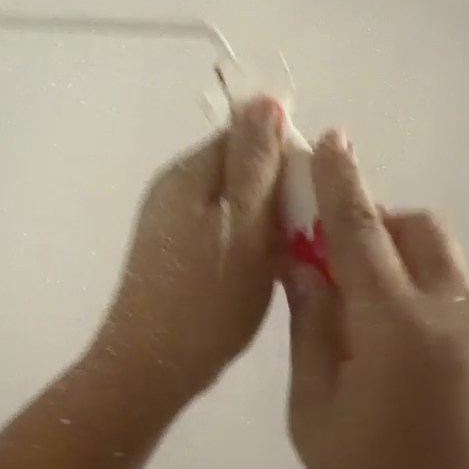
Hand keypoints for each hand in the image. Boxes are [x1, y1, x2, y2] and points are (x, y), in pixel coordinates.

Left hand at [93, 96, 286, 401]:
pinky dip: (250, 246)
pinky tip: (269, 273)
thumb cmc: (205, 300)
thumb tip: (265, 100)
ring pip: (236, 205)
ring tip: (299, 254)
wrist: (150, 368)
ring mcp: (170, 225)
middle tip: (315, 230)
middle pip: (240, 168)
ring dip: (269, 222)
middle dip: (281, 191)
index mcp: (187, 173)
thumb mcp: (245, 226)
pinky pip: (223, 233)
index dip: (288, 154)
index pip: (246, 133)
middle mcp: (173, 190)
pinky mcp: (173, 257)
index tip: (319, 191)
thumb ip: (256, 163)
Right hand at [283, 131, 468, 468]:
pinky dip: (430, 308)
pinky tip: (417, 376)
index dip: (340, 180)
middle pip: (417, 229)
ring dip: (403, 270)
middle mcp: (457, 308)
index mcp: (397, 323)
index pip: (359, 228)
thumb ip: (312, 331)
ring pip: (443, 268)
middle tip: (339, 261)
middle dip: (376, 222)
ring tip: (375, 337)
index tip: (330, 139)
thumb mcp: (317, 417)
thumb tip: (302, 267)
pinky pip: (465, 305)